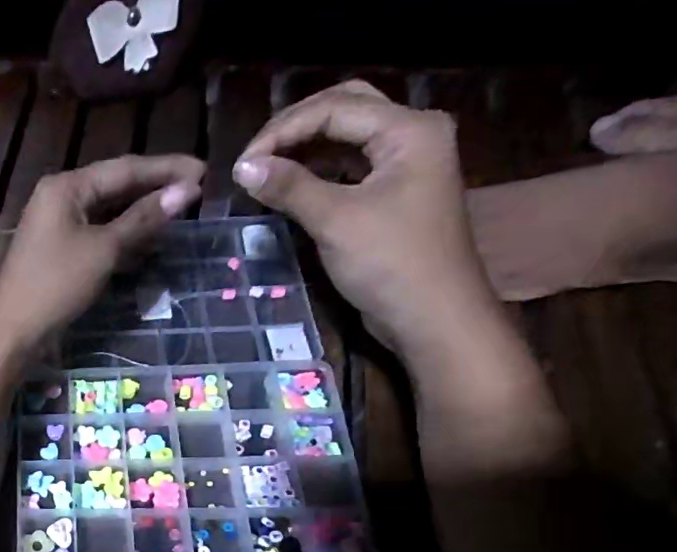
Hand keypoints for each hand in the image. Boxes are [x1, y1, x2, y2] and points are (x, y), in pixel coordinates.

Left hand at [0, 154, 204, 354]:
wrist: (13, 333)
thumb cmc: (56, 286)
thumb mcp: (103, 251)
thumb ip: (142, 220)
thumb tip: (185, 191)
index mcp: (66, 186)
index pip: (125, 168)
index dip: (166, 169)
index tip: (203, 170)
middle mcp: (59, 197)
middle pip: (116, 186)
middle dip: (155, 189)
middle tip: (197, 190)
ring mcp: (56, 226)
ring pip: (108, 212)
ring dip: (142, 214)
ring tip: (180, 214)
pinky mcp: (58, 252)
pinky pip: (98, 234)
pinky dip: (124, 236)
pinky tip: (148, 242)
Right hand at [233, 80, 501, 351]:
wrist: (433, 318)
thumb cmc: (391, 263)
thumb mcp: (336, 221)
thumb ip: (290, 187)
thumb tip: (242, 167)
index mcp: (409, 129)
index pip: (336, 108)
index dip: (283, 131)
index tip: (242, 165)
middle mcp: (413, 135)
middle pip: (346, 110)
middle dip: (296, 129)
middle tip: (256, 157)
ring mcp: (407, 167)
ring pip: (349, 140)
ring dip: (307, 150)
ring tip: (267, 171)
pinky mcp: (397, 196)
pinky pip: (354, 169)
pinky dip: (321, 173)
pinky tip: (293, 188)